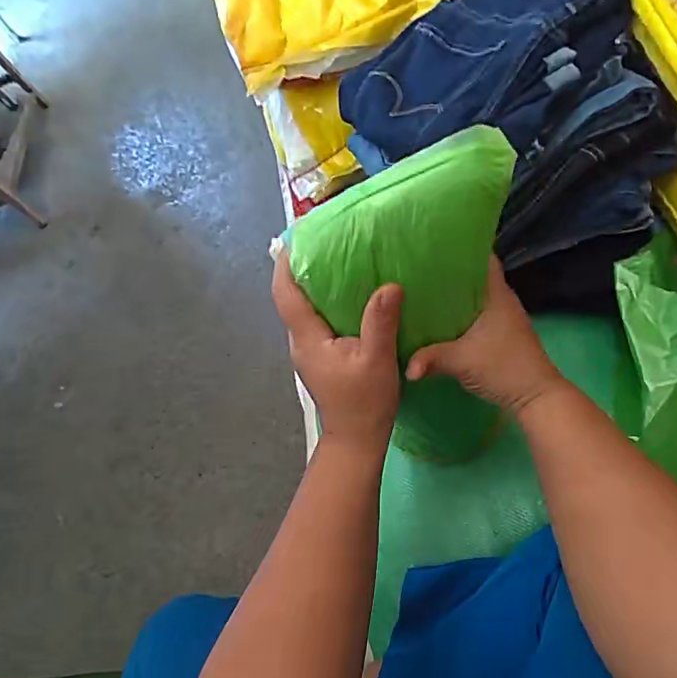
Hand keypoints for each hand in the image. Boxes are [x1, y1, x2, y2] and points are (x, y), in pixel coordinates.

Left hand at [272, 252, 401, 446]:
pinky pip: (320, 324)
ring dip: (319, 289)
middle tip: (329, 245)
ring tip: (344, 266)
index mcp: (307, 338)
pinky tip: (353, 301)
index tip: (298, 238)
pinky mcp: (322, 360)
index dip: (286, 264)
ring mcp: (310, 353)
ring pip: (306, 312)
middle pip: (293, 299)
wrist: (357, 439)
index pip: (286, 293)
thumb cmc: (365, 401)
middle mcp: (301, 343)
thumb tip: (390, 285)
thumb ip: (380, 321)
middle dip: (305, 270)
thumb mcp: (377, 359)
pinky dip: (331, 307)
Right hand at [405, 257, 565, 414]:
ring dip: (455, 297)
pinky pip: (478, 318)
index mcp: (497, 295)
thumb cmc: (504, 368)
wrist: (536, 397)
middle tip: (419, 269)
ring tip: (423, 292)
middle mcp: (503, 302)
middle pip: (475, 278)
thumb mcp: (461, 362)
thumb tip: (405, 367)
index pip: (483, 257)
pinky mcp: (504, 337)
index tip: (435, 244)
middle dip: (450, 274)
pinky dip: (462, 317)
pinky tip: (441, 322)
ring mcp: (506, 320)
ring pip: (476, 299)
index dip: (462, 247)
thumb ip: (430, 359)